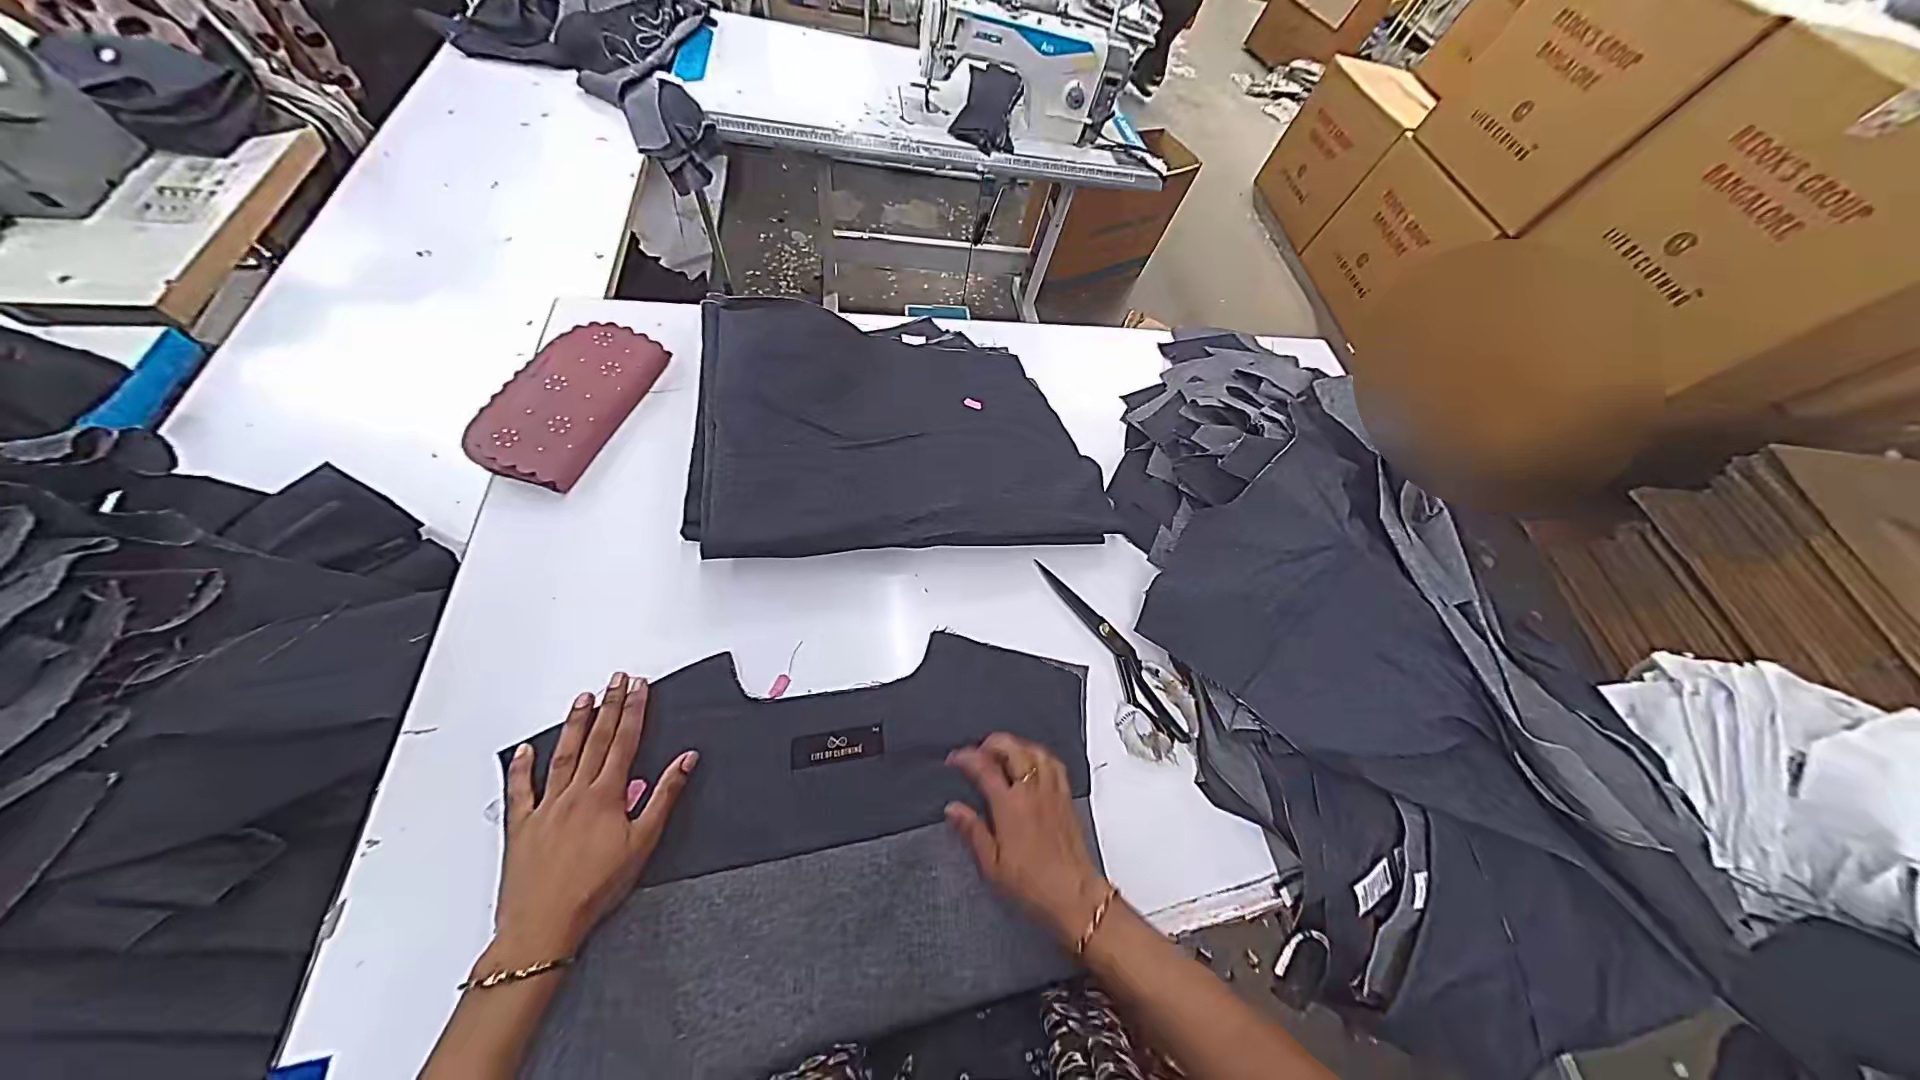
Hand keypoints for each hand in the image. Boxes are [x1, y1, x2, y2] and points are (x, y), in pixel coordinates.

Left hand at [493, 673, 696, 962]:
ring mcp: (546, 807)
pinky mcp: (522, 826)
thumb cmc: (595, 888)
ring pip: (563, 755)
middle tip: (615, 680)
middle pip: (596, 740)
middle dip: (609, 705)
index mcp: (605, 796)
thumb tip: (685, 761)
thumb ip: (664, 796)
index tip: (638, 687)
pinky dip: (522, 767)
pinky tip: (526, 750)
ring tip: (583, 699)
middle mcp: (574, 794)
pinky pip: (521, 789)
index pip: (624, 741)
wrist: (544, 924)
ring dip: (575, 724)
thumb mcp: (643, 842)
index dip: (633, 710)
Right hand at [946, 733, 1110, 945]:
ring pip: (1034, 751)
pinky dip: (1039, 754)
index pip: (983, 767)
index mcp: (1009, 805)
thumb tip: (953, 809)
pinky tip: (1033, 761)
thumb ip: (972, 831)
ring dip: (1015, 745)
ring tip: (1003, 751)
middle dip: (991, 743)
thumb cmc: (1033, 884)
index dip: (966, 757)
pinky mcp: (1066, 797)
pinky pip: (1054, 763)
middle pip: (1011, 748)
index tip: (955, 759)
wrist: (1073, 895)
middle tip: (978, 751)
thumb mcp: (992, 864)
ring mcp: (1052, 791)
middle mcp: (1031, 791)